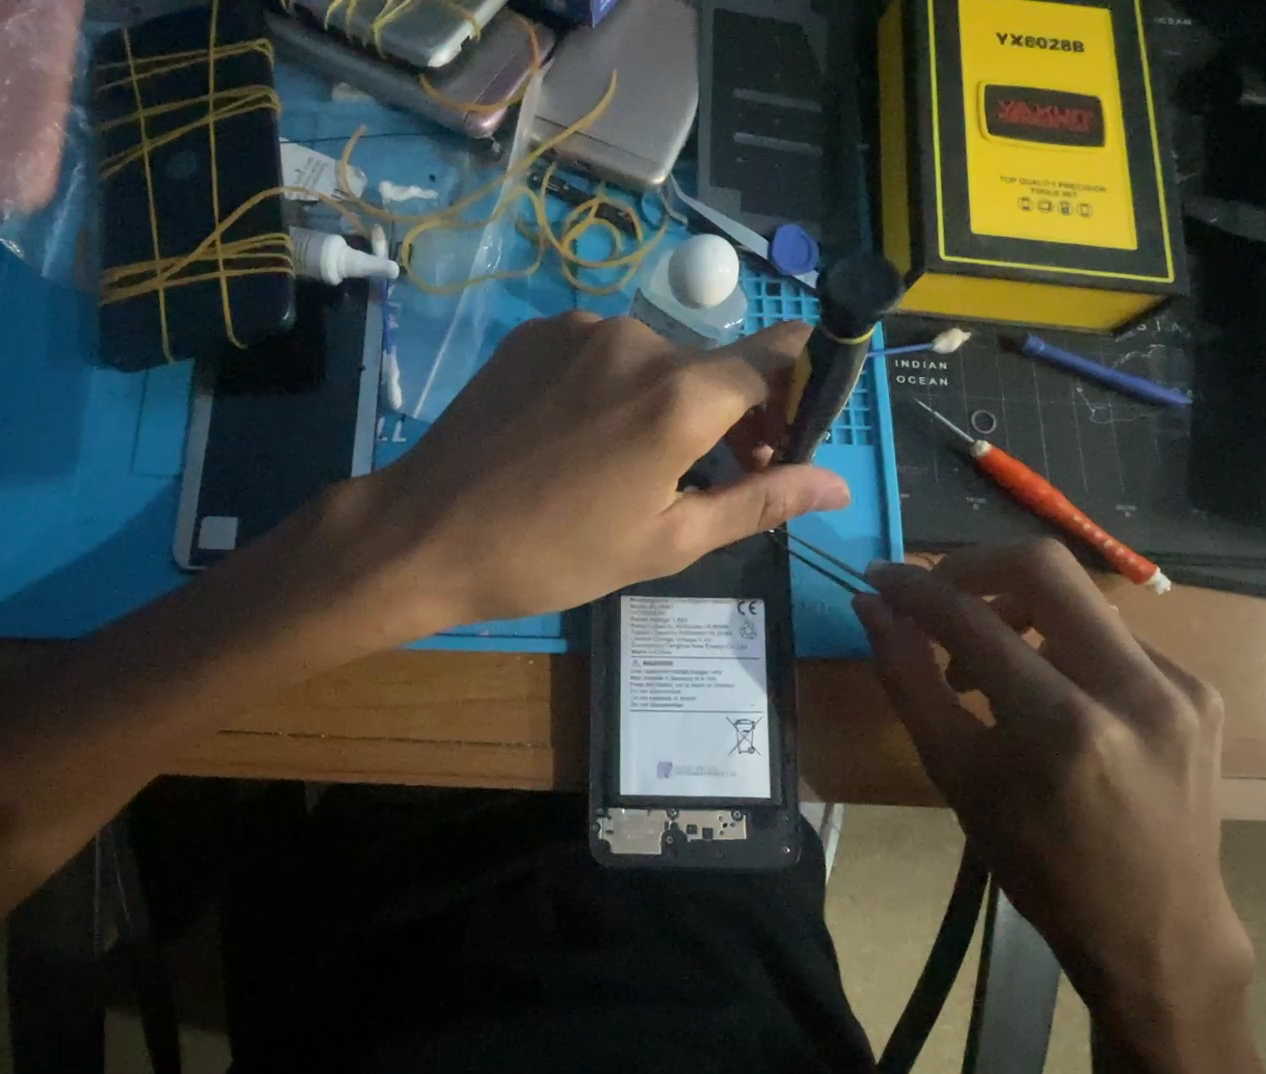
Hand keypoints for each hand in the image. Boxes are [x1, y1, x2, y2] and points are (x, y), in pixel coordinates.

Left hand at [370, 313, 850, 625]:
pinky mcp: (536, 332)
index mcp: (683, 393)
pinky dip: (618, 387)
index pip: (779, 354)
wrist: (427, 532)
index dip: (799, 390)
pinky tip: (586, 439)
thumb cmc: (554, 553)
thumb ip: (759, 502)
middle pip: (717, 362)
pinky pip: (604, 351)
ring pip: (659, 358)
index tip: (784, 439)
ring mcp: (581, 327)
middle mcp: (640, 338)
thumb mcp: (666, 542)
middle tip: (716, 479)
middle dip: (735, 414)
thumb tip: (838, 485)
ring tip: (640, 467)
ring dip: (672, 402)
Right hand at [852, 542, 1258, 1073]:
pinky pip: (1107, 631)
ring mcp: (1178, 684)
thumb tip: (871, 607)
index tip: (879, 578)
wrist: (1155, 928)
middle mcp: (1132, 689)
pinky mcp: (1198, 689)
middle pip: (1042, 565)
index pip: (969, 617)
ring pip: (1076, 594)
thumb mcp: (953, 772)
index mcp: (1060, 726)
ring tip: (978, 657)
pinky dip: (1054, 638)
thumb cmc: (1035, 860)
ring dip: (1010, 605)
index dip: (913, 587)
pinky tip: (1037, 684)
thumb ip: (907, 678)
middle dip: (969, 565)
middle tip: (931, 594)